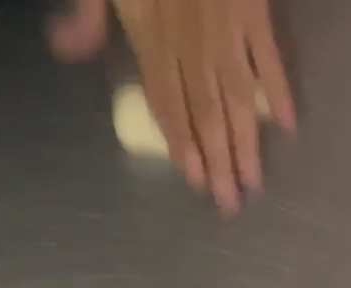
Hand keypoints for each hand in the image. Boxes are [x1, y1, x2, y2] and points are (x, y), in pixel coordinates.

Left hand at [109, 0, 296, 213]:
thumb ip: (88, 11)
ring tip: (254, 182)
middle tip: (228, 204)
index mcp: (151, 33)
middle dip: (217, 161)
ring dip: (247, 143)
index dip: (181, 142)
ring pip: (239, 97)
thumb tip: (61, 48)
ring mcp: (228, 30)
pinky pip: (269, 57)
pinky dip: (279, 89)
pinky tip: (288, 123)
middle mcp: (191, 42)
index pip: (167, 101)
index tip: (193, 180)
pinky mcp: (255, 12)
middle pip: (206, 112)